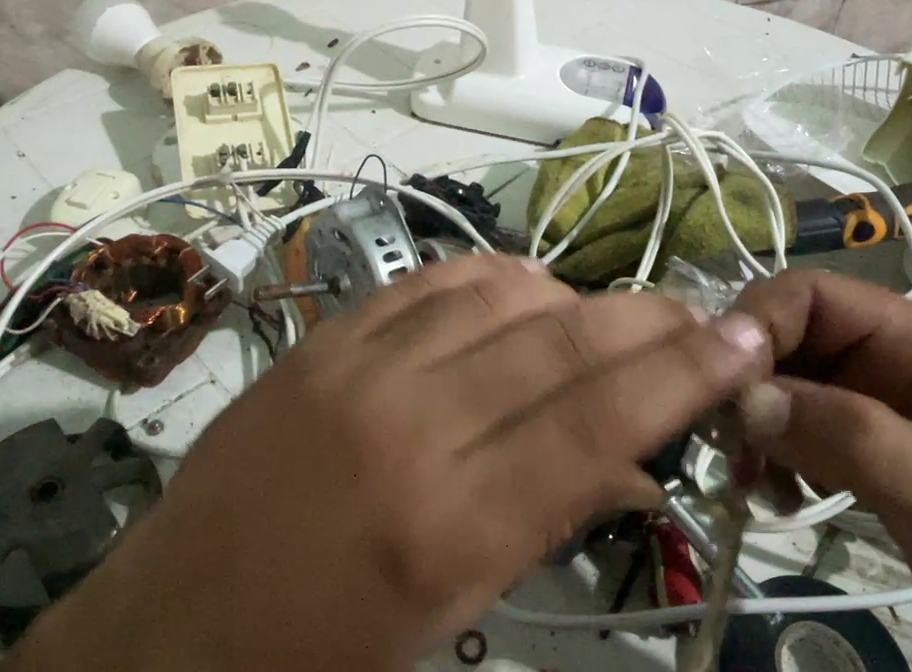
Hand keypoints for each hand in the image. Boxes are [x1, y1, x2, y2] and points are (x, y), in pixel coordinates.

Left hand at [4, 255, 772, 670]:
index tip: (745, 339)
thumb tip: (635, 461)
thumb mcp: (449, 613)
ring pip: (501, 291)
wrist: (166, 631)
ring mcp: (355, 365)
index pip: (599, 420)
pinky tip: (522, 293)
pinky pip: (430, 280)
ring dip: (574, 296)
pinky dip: (495, 277)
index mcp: (447, 523)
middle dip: (651, 321)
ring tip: (609, 319)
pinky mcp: (321, 337)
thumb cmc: (319, 653)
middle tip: (702, 317)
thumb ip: (548, 518)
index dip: (686, 372)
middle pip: (561, 341)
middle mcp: (408, 423)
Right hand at [732, 271, 911, 671]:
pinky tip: (774, 497)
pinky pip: (809, 438)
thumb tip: (743, 395)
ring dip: (758, 425)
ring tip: (746, 482)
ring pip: (795, 390)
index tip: (719, 386)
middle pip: (799, 340)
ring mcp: (892, 416)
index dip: (761, 323)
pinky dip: (779, 458)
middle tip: (721, 444)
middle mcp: (903, 365)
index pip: (819, 296)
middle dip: (751, 381)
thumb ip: (853, 440)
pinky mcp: (883, 464)